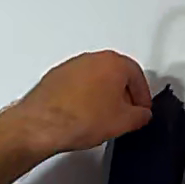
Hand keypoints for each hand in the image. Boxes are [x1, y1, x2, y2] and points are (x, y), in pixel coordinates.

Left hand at [2, 51, 153, 158]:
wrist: (41, 124)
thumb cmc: (78, 117)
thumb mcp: (123, 122)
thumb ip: (140, 116)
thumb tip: (141, 115)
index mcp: (113, 62)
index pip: (137, 75)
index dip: (143, 96)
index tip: (142, 109)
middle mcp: (92, 59)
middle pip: (116, 74)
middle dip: (124, 94)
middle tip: (126, 113)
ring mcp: (72, 66)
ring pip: (96, 79)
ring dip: (103, 96)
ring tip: (103, 118)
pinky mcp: (56, 77)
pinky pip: (78, 85)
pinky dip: (84, 98)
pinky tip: (83, 117)